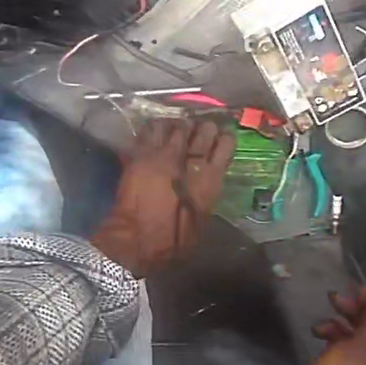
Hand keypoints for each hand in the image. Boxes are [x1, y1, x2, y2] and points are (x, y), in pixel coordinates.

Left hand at [90, 119, 234, 276]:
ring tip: (175, 129)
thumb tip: (205, 182)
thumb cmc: (174, 239)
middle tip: (198, 130)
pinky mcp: (142, 153)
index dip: (223, 139)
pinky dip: (155, 128)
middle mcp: (192, 161)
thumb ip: (205, 192)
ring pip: (177, 125)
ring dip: (178, 126)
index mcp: (211, 179)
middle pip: (203, 130)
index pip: (226, 145)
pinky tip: (155, 130)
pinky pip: (151, 130)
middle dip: (202, 127)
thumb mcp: (201, 217)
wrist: (139, 238)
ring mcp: (165, 153)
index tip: (220, 138)